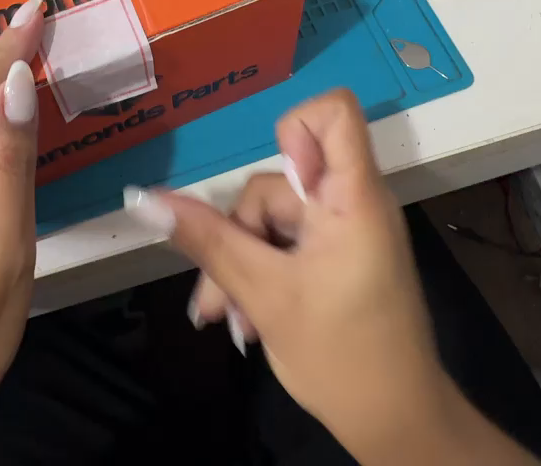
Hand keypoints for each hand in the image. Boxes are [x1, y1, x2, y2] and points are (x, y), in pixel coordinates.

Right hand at [125, 90, 539, 465]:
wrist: (397, 427)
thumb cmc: (342, 356)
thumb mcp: (264, 295)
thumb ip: (206, 239)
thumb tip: (144, 199)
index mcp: (353, 197)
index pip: (334, 112)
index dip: (294, 128)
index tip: (275, 183)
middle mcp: (350, 200)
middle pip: (279, 179)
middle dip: (238, 232)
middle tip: (218, 293)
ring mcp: (343, 229)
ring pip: (271, 219)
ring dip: (240, 263)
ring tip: (227, 318)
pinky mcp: (335, 254)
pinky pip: (283, 243)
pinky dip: (259, 273)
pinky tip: (243, 317)